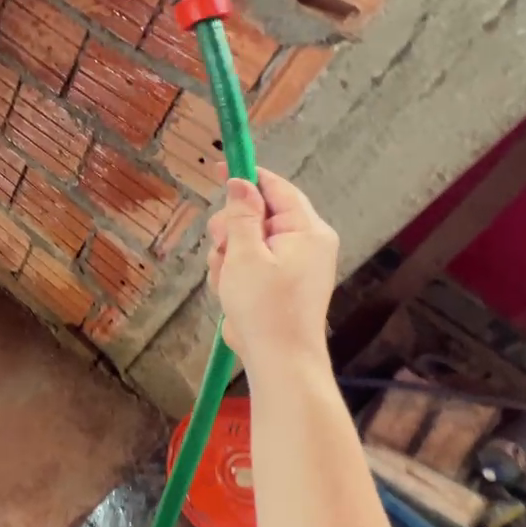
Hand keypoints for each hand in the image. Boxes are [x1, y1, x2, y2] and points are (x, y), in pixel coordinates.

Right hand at [206, 169, 337, 376]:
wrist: (278, 358)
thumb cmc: (265, 306)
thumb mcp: (245, 254)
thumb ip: (241, 215)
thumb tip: (239, 182)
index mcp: (307, 231)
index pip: (277, 188)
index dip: (247, 177)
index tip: (218, 169)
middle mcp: (304, 243)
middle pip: (255, 214)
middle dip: (230, 230)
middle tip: (223, 249)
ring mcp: (290, 263)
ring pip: (243, 239)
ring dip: (226, 256)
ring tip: (229, 280)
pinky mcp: (276, 280)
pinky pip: (245, 261)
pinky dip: (232, 272)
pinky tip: (231, 291)